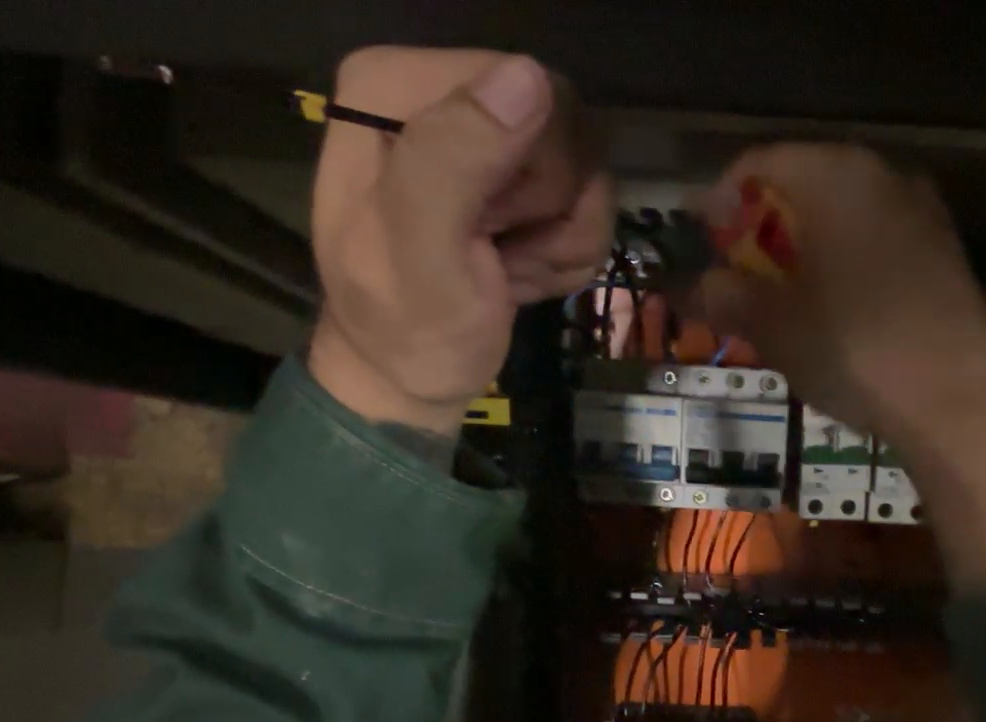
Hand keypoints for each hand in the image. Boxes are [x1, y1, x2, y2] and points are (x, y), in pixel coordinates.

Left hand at [309, 48, 613, 433]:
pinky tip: (520, 274)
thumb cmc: (407, 326)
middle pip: (567, 129)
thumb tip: (529, 78)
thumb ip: (453, 159)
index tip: (487, 226)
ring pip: (587, 170)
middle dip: (550, 213)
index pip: (527, 88)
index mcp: (397, 90)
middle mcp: (446, 96)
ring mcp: (491, 142)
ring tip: (507, 271)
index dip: (531, 171)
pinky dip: (566, 255)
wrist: (414, 379)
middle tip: (498, 255)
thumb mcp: (418, 252)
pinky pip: (589, 204)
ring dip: (562, 241)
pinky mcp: (521, 181)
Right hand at [689, 144, 985, 457]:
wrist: (958, 400)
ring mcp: (924, 213)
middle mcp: (885, 177)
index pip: (758, 163)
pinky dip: (847, 263)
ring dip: (807, 248)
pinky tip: (840, 310)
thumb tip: (695, 287)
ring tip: (788, 298)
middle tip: (741, 277)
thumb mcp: (775, 327)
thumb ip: (726, 297)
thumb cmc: (855, 351)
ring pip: (846, 215)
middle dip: (764, 229)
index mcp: (835, 176)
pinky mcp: (947, 253)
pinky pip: (879, 242)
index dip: (719, 202)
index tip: (703, 246)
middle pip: (805, 184)